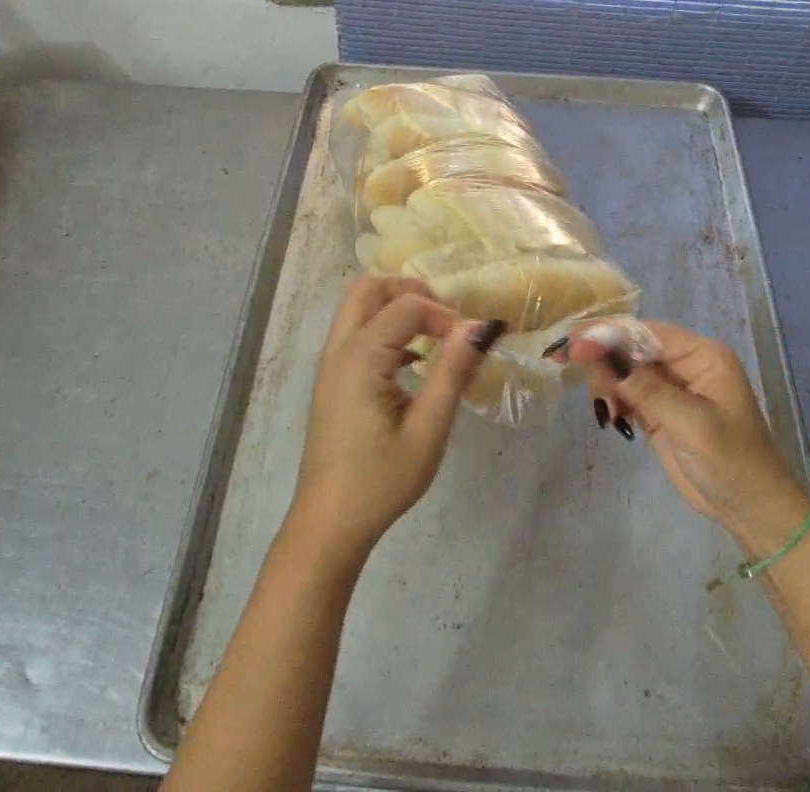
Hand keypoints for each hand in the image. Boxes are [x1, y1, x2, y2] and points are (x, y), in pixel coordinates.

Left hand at [288, 277, 503, 561]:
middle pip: (369, 289)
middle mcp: (338, 350)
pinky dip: (385, 329)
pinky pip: (356, 333)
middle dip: (412, 291)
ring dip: (397, 308)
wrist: (330, 521)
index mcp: (360, 357)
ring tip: (437, 335)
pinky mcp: (332, 380)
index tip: (472, 343)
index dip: (444, 314)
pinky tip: (415, 361)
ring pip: (358, 308)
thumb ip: (452, 372)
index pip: (406, 306)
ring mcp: (330, 364)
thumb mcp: (428, 429)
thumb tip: (480, 327)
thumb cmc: (381, 480)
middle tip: (448, 318)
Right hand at [562, 321, 806, 531]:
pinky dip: (613, 399)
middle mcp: (686, 364)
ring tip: (606, 410)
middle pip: (631, 346)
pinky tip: (611, 417)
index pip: (647, 332)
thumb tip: (601, 355)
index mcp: (703, 356)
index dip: (608, 335)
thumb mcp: (690, 424)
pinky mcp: (661, 411)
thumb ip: (646, 388)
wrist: (750, 508)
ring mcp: (672, 388)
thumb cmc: (731, 462)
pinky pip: (627, 392)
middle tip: (564, 365)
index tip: (573, 345)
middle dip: (600, 355)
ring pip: (624, 369)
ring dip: (606, 381)